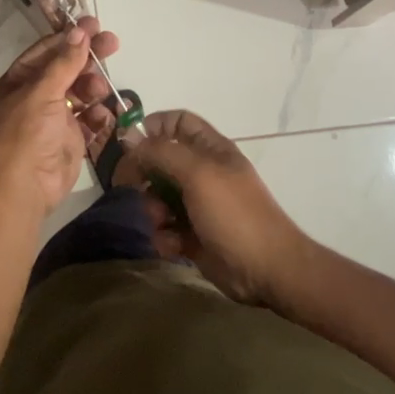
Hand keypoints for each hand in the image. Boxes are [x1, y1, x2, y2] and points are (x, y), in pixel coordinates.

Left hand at [0, 18, 120, 217]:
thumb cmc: (25, 133)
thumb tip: (79, 32)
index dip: (71, 37)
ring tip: (101, 89)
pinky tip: (103, 115)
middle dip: (89, 57)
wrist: (22, 188)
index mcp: (21, 80)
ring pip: (80, 93)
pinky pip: (89, 121)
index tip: (95, 25)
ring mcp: (54, 118)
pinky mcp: (70, 140)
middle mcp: (37, 96)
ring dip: (93, 87)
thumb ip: (64, 62)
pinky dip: (97, 116)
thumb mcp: (42, 92)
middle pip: (68, 68)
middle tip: (113, 44)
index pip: (48, 50)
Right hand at [132, 109, 313, 305]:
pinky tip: (173, 245)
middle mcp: (202, 173)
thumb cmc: (234, 214)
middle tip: (128, 186)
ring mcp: (197, 205)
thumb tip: (129, 138)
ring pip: (157, 196)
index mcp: (210, 149)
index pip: (176, 122)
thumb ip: (162, 151)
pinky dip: (164, 236)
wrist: (266, 271)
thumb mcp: (198, 174)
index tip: (128, 143)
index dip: (152, 126)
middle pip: (160, 160)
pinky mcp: (193, 235)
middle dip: (144, 173)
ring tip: (161, 221)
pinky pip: (165, 228)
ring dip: (151, 209)